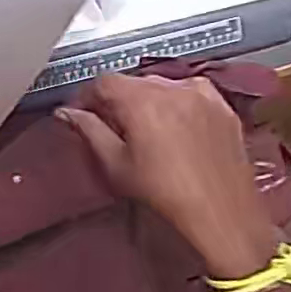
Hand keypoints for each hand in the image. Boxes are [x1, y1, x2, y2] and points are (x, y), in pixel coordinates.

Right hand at [57, 73, 277, 276]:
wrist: (220, 211)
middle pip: (133, 81)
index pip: (104, 81)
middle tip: (108, 124)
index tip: (81, 113)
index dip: (87, 96)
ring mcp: (203, 95)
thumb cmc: (160, 191)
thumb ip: (89, 130)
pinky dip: (175, 100)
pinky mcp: (223, 107)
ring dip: (144, 98)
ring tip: (141, 126)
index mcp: (142, 101)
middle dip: (115, 98)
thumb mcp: (115, 163)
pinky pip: (190, 91)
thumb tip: (67, 113)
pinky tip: (173, 122)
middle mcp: (173, 88)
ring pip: (161, 84)